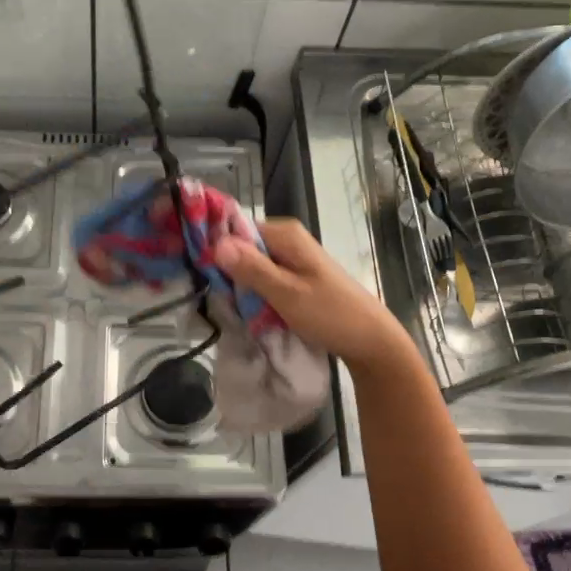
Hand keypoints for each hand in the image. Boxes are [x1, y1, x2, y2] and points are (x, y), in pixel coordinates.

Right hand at [213, 218, 413, 372]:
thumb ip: (252, 269)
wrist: (369, 340)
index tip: (200, 273)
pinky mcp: (294, 278)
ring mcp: (292, 260)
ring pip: (251, 267)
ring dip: (242, 287)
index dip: (216, 249)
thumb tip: (216, 244)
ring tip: (232, 308)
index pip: (236, 229)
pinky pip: (264, 280)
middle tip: (217, 298)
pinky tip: (250, 312)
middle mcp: (287, 240)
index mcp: (285, 234)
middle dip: (228, 271)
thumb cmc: (330, 314)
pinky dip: (256, 295)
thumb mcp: (287, 293)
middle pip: (242, 249)